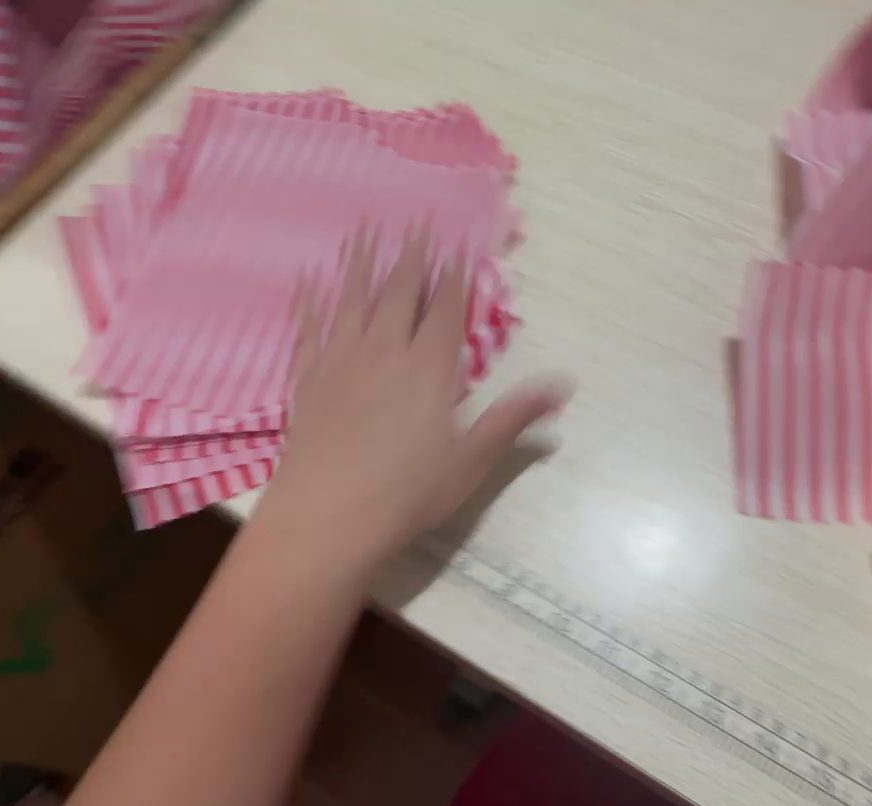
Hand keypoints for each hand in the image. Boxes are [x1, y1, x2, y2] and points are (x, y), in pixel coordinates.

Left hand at [253, 231, 571, 573]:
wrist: (327, 518)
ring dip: (362, 262)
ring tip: (366, 228)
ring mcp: (340, 362)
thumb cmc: (408, 495)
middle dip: (413, 257)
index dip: (455, 274)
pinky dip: (311, 299)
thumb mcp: (471, 461)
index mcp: (429, 370)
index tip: (459, 241)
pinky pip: (309, 327)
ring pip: (353, 299)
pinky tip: (310, 279)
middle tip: (417, 222)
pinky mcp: (307, 379)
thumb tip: (564, 385)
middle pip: (400, 293)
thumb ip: (513, 418)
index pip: (446, 310)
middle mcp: (385, 352)